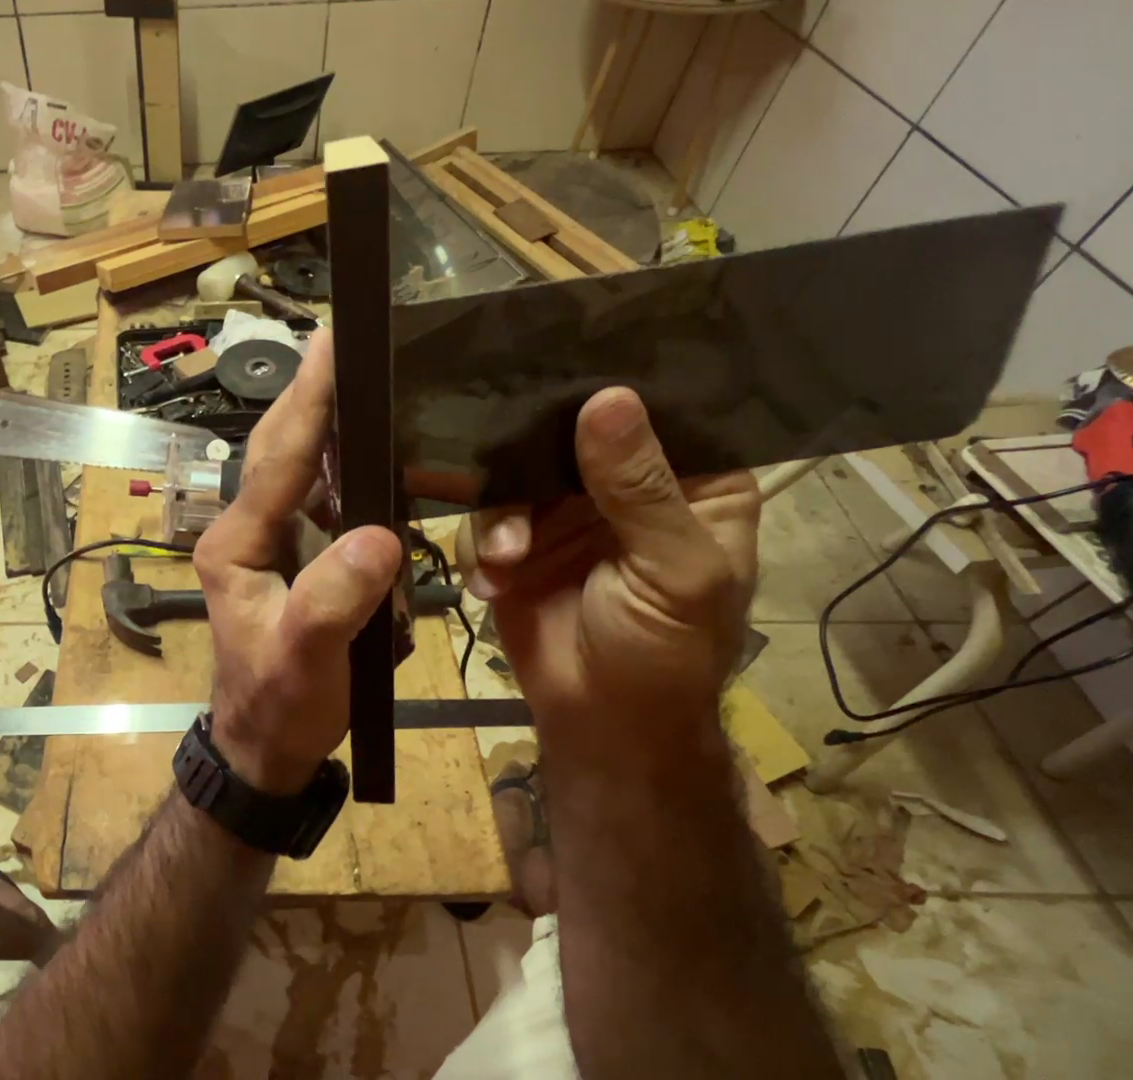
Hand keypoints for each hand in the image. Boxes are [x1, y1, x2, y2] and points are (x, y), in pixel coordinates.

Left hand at [195, 329, 402, 794]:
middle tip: (346, 340)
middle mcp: (246, 531)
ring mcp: (271, 543)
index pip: (275, 459)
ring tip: (365, 379)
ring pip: (300, 469)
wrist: (267, 744)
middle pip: (280, 449)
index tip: (329, 341)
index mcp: (235, 543)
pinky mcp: (295, 558)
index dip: (306, 400)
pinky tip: (377, 450)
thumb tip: (381, 535)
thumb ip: (334, 599)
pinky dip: (347, 469)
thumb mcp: (305, 658)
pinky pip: (321, 500)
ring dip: (327, 423)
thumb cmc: (279, 703)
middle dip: (310, 395)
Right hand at [457, 387, 758, 737]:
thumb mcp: (674, 570)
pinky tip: (491, 584)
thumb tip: (607, 399)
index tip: (555, 373)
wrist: (602, 724)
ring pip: (511, 478)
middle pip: (564, 437)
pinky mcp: (513, 546)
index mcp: (689, 482)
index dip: (607, 393)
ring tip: (507, 561)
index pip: (652, 413)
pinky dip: (478, 550)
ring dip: (499, 519)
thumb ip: (640, 488)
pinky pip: (479, 522)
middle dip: (527, 455)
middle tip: (503, 474)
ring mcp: (561, 516)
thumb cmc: (666, 651)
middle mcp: (619, 487)